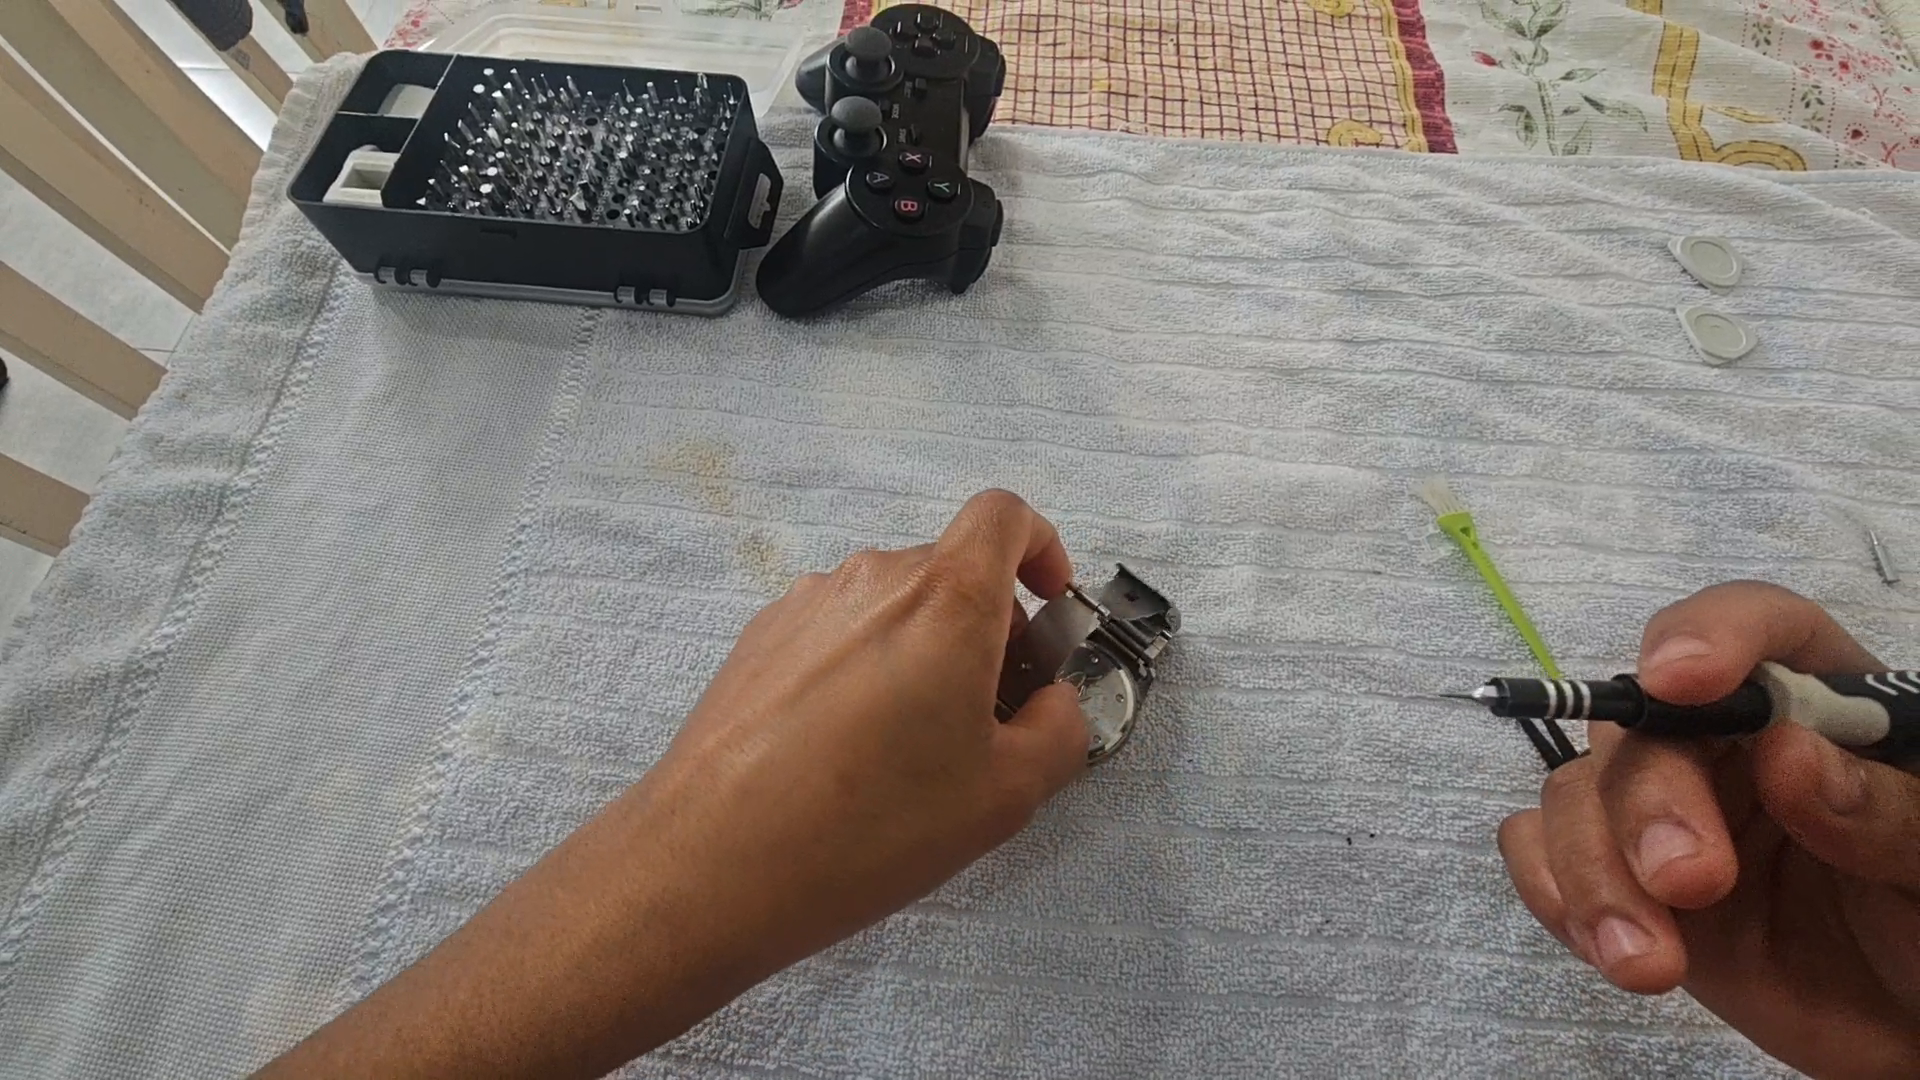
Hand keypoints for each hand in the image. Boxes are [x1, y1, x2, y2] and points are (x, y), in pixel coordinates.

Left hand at [634, 487, 1090, 973]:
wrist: (711, 860)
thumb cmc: (868, 822)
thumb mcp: (1006, 793)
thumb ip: (1061, 729)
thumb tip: (1052, 701)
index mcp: (945, 597)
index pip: (1004, 515)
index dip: (1040, 544)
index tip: (1046, 599)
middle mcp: (875, 578)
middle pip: (953, 571)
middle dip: (989, 627)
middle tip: (986, 712)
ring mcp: (811, 600)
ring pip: (897, 603)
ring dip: (926, 648)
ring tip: (910, 740)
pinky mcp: (765, 632)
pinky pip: (843, 627)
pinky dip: (870, 660)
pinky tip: (847, 741)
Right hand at [1497, 582, 1919, 1076]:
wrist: (1907, 1036)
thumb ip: (1895, 815)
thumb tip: (1789, 755)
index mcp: (1813, 710)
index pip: (1756, 627)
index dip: (1708, 634)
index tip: (1678, 679)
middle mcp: (1714, 742)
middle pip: (1637, 728)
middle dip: (1645, 801)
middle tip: (1688, 882)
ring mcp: (1648, 804)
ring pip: (1571, 791)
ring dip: (1591, 868)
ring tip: (1645, 961)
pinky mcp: (1603, 862)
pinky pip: (1533, 844)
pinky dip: (1548, 885)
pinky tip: (1602, 945)